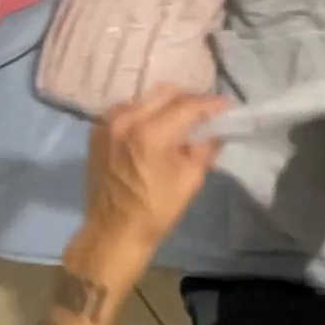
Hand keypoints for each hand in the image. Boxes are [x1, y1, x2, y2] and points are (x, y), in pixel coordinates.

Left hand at [84, 86, 226, 252]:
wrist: (113, 231)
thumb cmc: (155, 210)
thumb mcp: (190, 180)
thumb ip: (205, 148)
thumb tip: (216, 130)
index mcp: (150, 134)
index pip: (187, 105)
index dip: (210, 103)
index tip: (227, 106)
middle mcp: (125, 120)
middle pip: (163, 93)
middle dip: (188, 98)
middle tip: (205, 109)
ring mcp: (107, 123)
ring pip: (143, 98)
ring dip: (165, 103)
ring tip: (181, 116)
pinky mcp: (97, 131)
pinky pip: (126, 110)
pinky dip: (143, 112)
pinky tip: (155, 125)